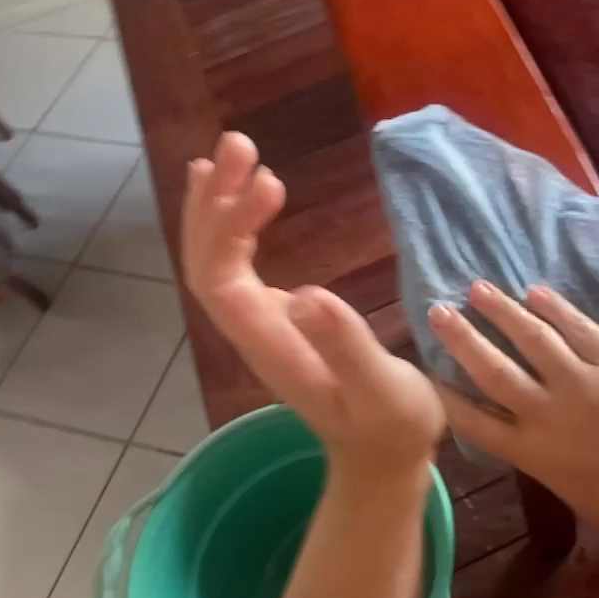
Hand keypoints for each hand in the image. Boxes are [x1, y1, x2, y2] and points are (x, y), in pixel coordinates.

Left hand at [185, 132, 443, 475]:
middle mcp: (254, 330)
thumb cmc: (391, 425)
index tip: (269, 181)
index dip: (230, 227)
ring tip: (235, 152)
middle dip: (215, 202)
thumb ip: (347, 347)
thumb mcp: (382, 390)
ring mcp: (261, 323)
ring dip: (218, 206)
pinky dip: (233, 222)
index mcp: (272, 345)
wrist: (382, 453)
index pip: (222, 279)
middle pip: (207, 262)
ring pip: (215, 260)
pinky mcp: (276, 316)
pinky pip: (236, 262)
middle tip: (239, 144)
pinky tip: (241, 192)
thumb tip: (306, 293)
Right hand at [428, 280, 598, 533]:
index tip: (423, 370)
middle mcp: (549, 414)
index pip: (475, 421)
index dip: (445, 394)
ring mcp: (583, 383)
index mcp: (533, 453)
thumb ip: (535, 454)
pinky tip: (535, 292)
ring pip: (533, 339)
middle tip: (438, 311)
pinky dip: (556, 308)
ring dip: (502, 311)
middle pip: (493, 370)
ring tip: (478, 289)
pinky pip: (579, 329)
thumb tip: (511, 425)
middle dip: (462, 339)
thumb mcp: (568, 487)